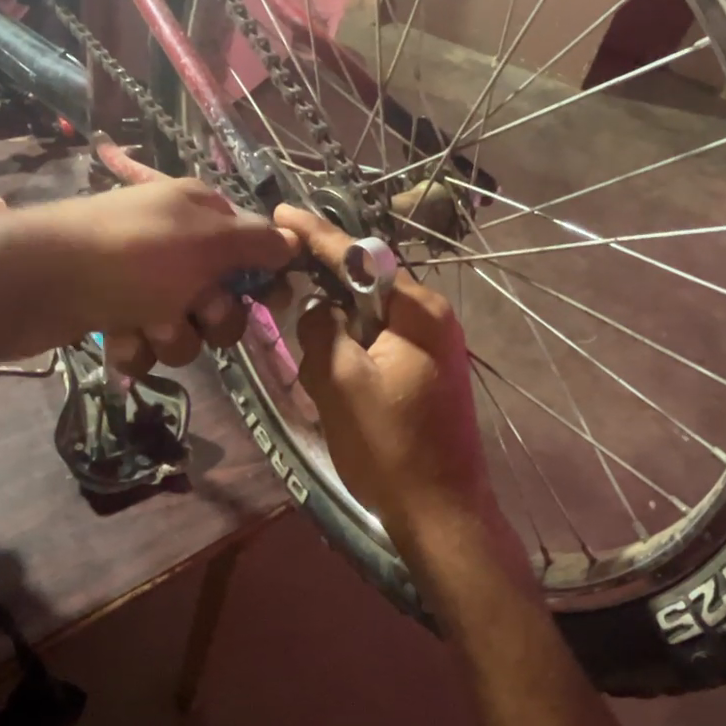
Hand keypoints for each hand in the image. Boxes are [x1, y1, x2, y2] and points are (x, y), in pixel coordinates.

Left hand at [0, 179, 297, 368]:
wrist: (35, 281)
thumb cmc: (134, 254)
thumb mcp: (209, 241)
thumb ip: (258, 242)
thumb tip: (295, 240)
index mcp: (202, 212)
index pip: (256, 244)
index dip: (265, 277)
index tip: (270, 302)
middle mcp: (177, 243)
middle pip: (225, 296)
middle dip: (215, 316)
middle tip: (195, 310)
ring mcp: (144, 279)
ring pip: (187, 326)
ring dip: (171, 334)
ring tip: (144, 323)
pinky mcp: (113, 312)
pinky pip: (147, 343)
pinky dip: (135, 345)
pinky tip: (116, 336)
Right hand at [273, 204, 493, 537]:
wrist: (443, 514)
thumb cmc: (390, 448)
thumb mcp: (340, 385)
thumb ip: (321, 331)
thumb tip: (318, 309)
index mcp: (418, 311)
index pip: (359, 258)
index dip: (317, 235)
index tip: (283, 210)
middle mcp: (434, 317)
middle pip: (368, 285)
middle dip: (325, 285)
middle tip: (282, 279)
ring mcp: (438, 344)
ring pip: (374, 316)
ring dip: (339, 323)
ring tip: (305, 337)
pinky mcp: (432, 369)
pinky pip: (385, 339)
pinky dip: (356, 343)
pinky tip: (333, 363)